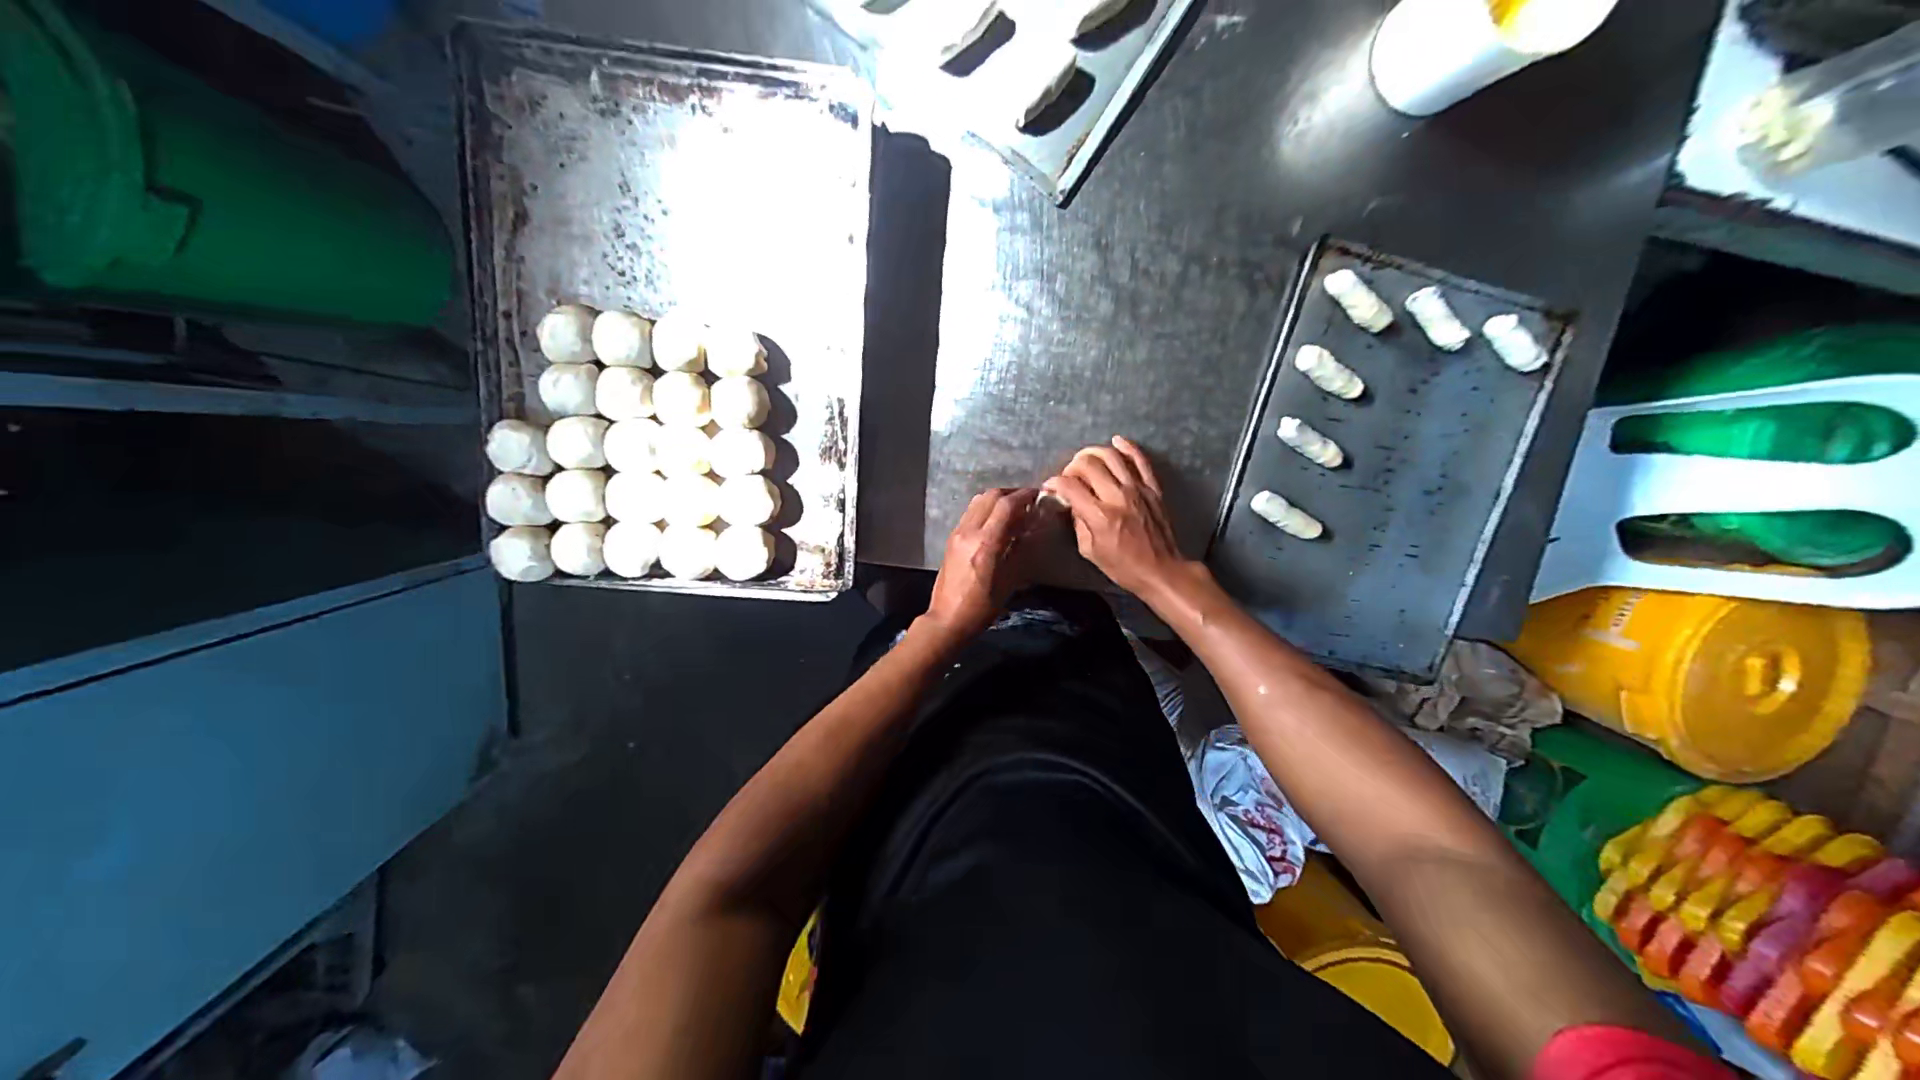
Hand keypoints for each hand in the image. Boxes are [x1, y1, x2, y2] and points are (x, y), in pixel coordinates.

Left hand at [921, 487, 1038, 644]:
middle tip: (1028, 501)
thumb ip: (1019, 551)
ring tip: (1014, 510)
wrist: (948, 619)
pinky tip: (997, 522)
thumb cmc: (982, 607)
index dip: (1024, 495)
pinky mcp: (951, 538)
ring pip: (978, 501)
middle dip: (1012, 494)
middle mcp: (969, 531)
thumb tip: (1030, 529)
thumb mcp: (1009, 582)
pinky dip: (986, 509)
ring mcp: (957, 533)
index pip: (1006, 505)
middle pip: (991, 496)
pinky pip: (970, 513)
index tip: (1038, 495)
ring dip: (997, 500)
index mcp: (985, 543)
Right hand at [1043, 437, 1190, 598]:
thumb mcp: (1090, 551)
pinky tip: (1116, 440)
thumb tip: (1072, 502)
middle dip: (1071, 466)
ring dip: (1093, 452)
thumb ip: (1079, 522)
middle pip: (1088, 464)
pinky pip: (1140, 459)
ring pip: (1111, 456)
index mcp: (1100, 516)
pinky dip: (1127, 446)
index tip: (1050, 486)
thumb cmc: (1123, 567)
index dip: (1054, 483)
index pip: (1070, 486)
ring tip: (1085, 459)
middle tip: (1069, 476)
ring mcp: (1138, 489)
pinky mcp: (1153, 488)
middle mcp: (1118, 497)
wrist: (1161, 570)